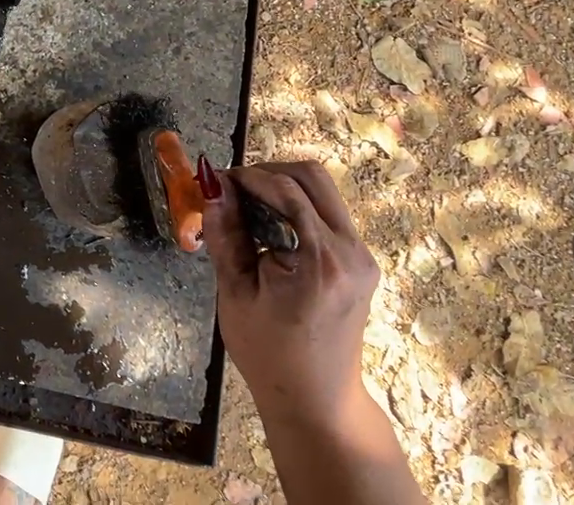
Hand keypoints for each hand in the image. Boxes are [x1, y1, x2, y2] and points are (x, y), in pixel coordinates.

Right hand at [197, 159, 380, 425]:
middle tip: (231, 192)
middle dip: (266, 173)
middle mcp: (352, 251)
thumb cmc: (268, 352)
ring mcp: (362, 255)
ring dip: (281, 187)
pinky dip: (294, 205)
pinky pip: (326, 212)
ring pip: (322, 191)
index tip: (213, 182)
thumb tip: (212, 184)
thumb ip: (226, 233)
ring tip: (246, 210)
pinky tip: (267, 228)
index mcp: (322, 261)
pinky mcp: (360, 261)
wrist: (316, 400)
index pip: (286, 190)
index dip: (245, 177)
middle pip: (313, 178)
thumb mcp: (234, 292)